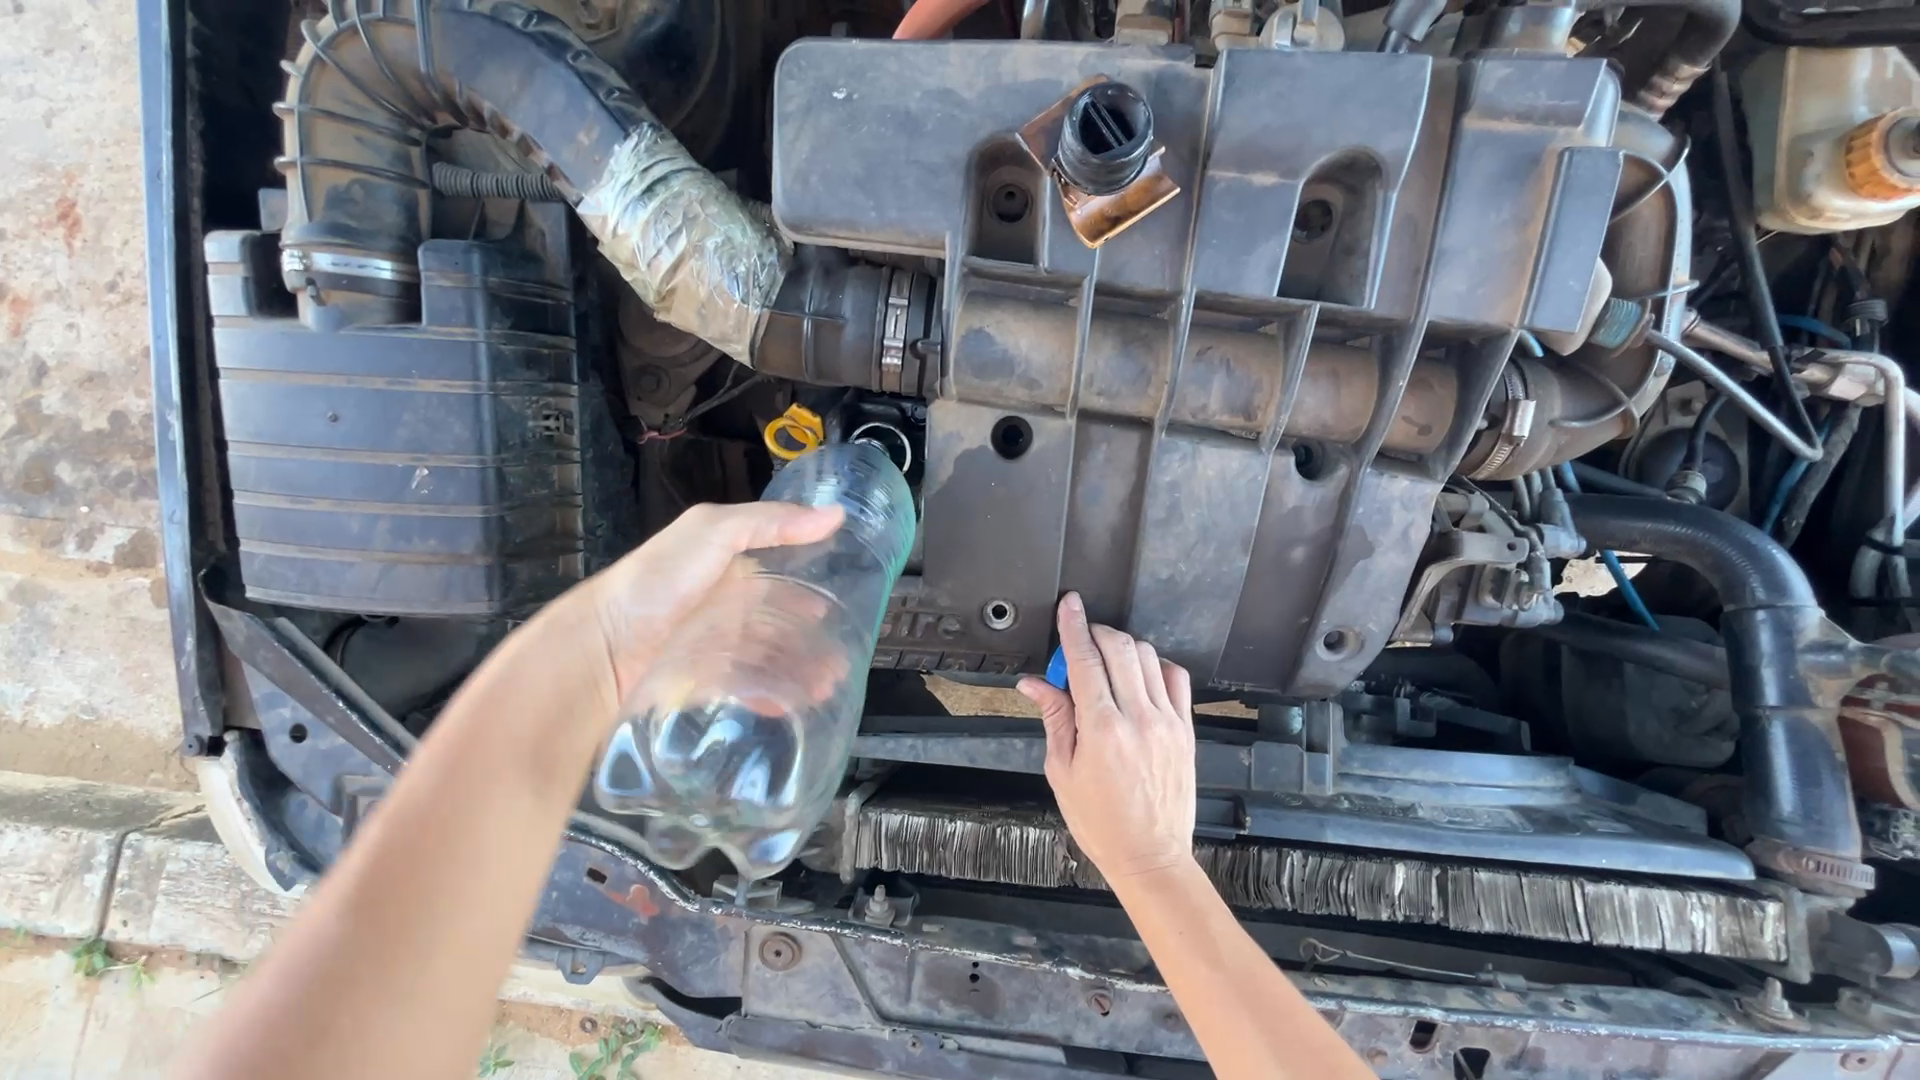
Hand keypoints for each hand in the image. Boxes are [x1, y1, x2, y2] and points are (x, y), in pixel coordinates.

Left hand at [584, 501, 842, 699]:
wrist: (602, 649)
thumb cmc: (659, 581)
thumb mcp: (713, 531)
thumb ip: (772, 522)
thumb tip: (837, 514)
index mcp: (724, 566)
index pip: (779, 576)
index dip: (811, 591)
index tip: (847, 609)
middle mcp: (720, 605)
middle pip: (778, 622)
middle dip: (812, 640)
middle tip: (840, 661)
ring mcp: (710, 647)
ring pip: (767, 658)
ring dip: (800, 671)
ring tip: (825, 687)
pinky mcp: (700, 683)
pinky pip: (744, 689)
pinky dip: (770, 696)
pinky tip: (791, 705)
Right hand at [1017, 592, 1195, 884]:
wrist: (1150, 855)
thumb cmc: (1100, 821)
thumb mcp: (1062, 770)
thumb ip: (1053, 717)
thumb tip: (1034, 683)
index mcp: (1101, 729)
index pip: (1085, 661)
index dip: (1074, 626)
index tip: (1070, 604)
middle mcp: (1138, 718)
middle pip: (1119, 648)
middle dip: (1096, 631)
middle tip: (1080, 638)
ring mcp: (1167, 721)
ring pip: (1147, 656)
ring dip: (1123, 646)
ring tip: (1105, 660)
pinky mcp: (1186, 729)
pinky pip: (1175, 678)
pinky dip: (1155, 664)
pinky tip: (1140, 674)